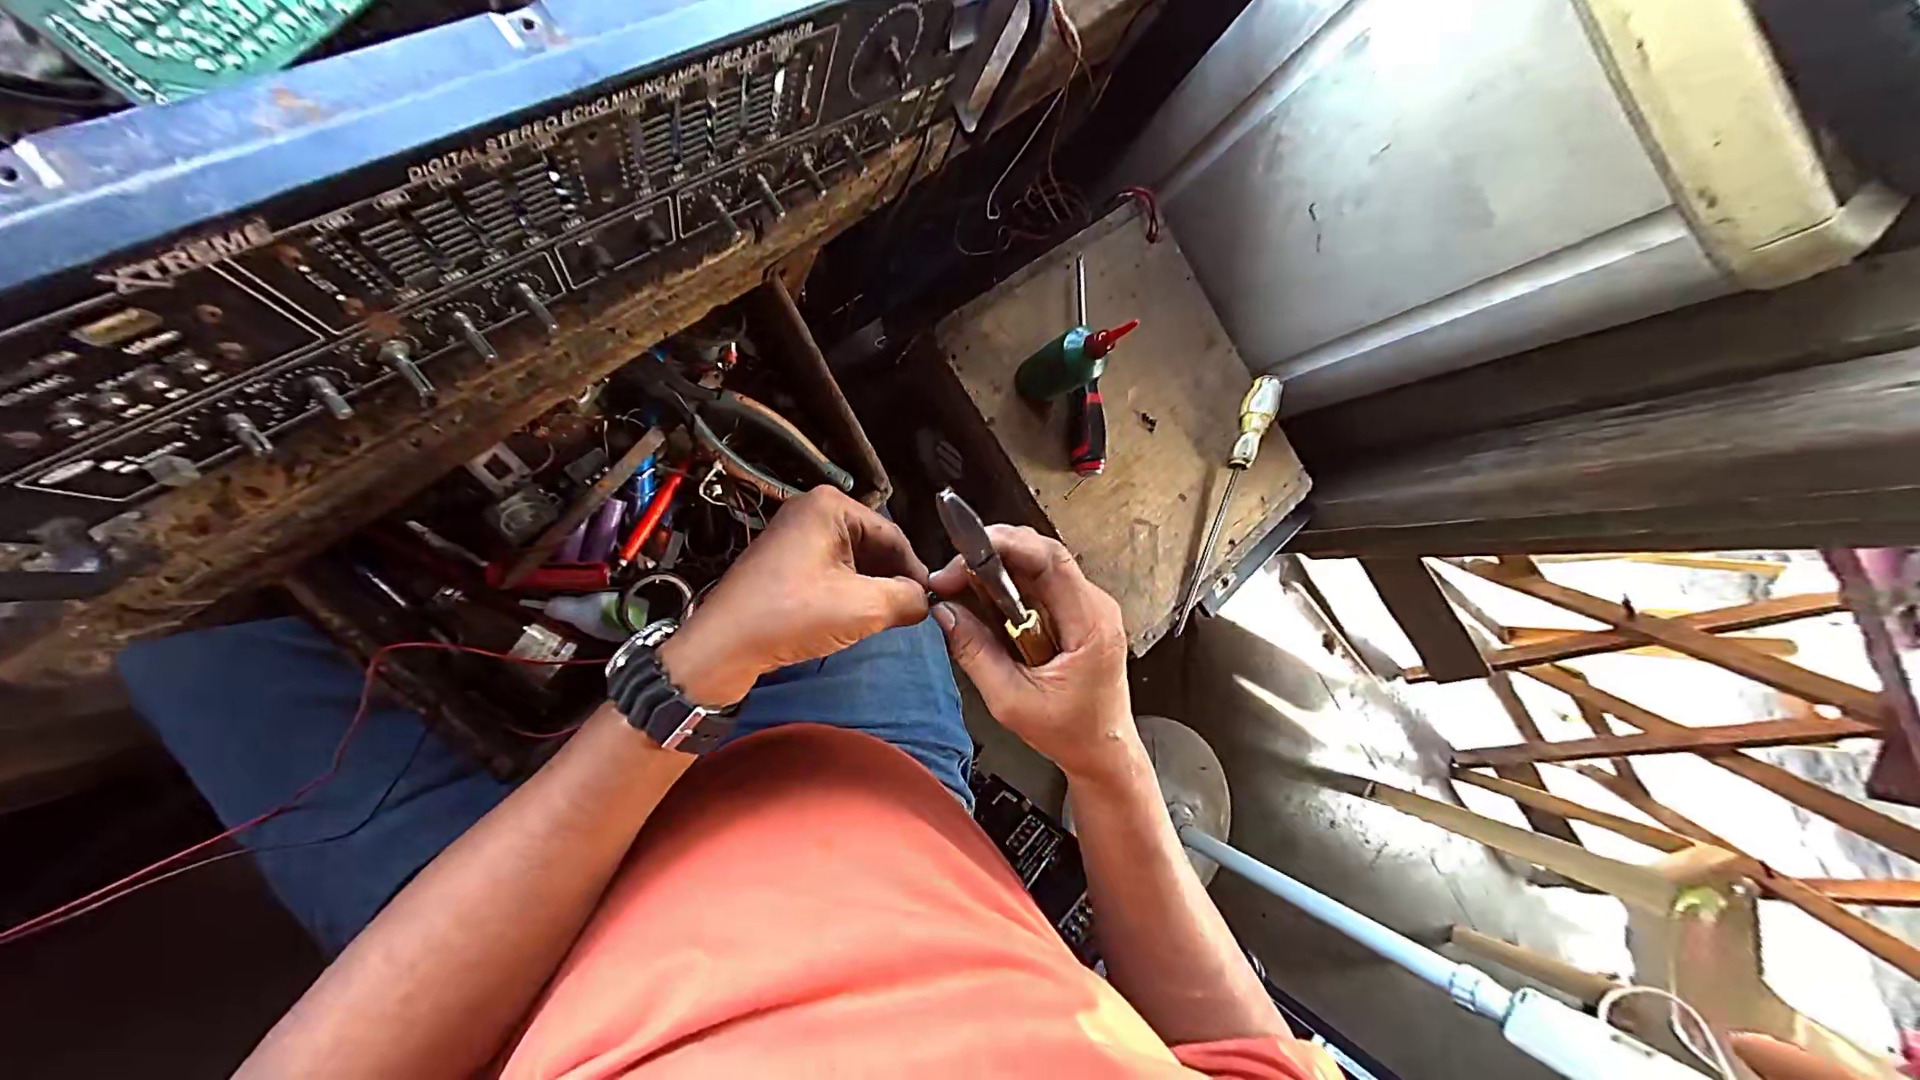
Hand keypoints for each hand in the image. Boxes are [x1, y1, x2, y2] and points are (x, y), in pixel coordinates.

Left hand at [660, 487, 930, 706]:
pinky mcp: (785, 563)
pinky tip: (850, 619)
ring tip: (876, 620)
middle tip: (902, 615)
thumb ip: (908, 599)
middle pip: (874, 547)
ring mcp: (795, 537)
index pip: (894, 536)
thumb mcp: (864, 608)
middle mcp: (812, 512)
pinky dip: (846, 595)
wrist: (722, 649)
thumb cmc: (790, 616)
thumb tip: (924, 601)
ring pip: (854, 563)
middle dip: (889, 582)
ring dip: (869, 591)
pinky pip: (831, 573)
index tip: (927, 603)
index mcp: (830, 506)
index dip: (914, 572)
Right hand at [929, 525, 1142, 786]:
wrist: (1103, 750)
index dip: (1005, 546)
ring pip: (1037, 564)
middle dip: (992, 553)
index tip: (964, 555)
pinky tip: (984, 597)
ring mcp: (1086, 606)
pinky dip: (1006, 583)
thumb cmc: (1071, 732)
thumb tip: (946, 613)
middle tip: (952, 573)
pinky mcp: (1074, 612)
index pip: (1050, 560)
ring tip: (960, 584)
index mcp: (1090, 624)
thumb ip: (976, 653)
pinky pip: (1037, 583)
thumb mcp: (1012, 700)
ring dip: (996, 568)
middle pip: (1041, 553)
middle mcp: (1094, 606)